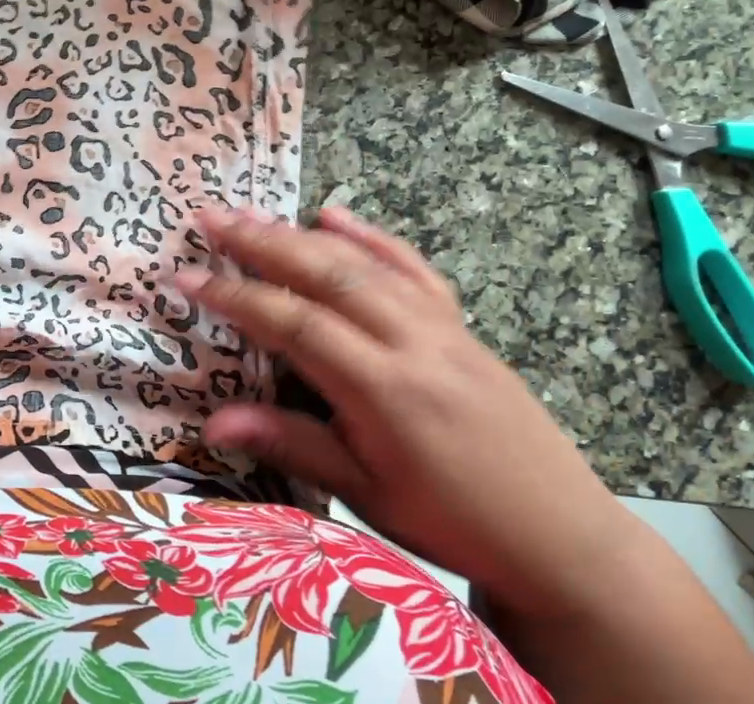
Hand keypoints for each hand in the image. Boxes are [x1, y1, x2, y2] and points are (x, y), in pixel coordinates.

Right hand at [176, 208, 645, 615]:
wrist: (565, 540)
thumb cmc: (453, 522)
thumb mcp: (366, 491)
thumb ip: (291, 443)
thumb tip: (213, 422)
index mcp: (386, 390)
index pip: (296, 324)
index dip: (236, 297)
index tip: (188, 276)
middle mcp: (416, 345)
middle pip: (329, 276)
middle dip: (263, 243)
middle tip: (211, 218)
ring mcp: (445, 332)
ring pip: (365, 266)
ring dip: (303, 234)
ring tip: (252, 212)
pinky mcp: (463, 331)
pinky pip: (413, 271)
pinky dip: (372, 238)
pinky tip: (336, 215)